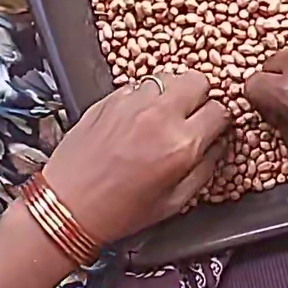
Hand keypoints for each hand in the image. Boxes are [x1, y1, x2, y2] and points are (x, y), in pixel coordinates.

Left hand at [41, 71, 232, 240]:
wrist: (67, 205)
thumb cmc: (120, 211)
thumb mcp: (175, 202)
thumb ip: (205, 169)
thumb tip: (219, 145)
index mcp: (182, 144)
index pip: (220, 111)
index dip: (220, 121)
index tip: (213, 128)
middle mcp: (160, 115)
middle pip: (198, 80)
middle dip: (200, 97)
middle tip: (191, 117)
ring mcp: (132, 102)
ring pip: (169, 77)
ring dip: (172, 93)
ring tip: (163, 116)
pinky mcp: (110, 98)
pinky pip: (140, 84)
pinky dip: (145, 96)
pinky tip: (137, 118)